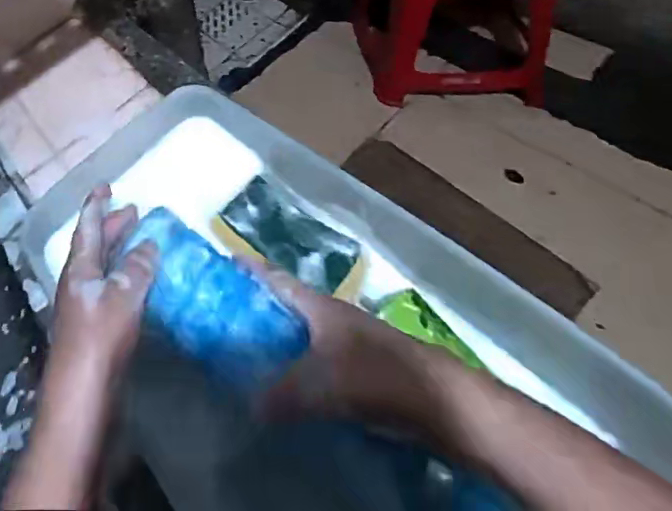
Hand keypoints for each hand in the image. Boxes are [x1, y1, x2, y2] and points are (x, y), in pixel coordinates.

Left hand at [50, 185, 157, 381]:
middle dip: (111, 225)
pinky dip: (124, 275)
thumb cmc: (99, 336)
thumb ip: (135, 270)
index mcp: (79, 267)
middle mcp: (78, 279)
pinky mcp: (94, 325)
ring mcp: (84, 302)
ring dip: (119, 250)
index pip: (87, 227)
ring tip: (140, 241)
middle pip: (94, 244)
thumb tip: (149, 245)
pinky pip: (109, 286)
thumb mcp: (121, 297)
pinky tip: (140, 284)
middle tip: (131, 210)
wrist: (82, 388)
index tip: (105, 186)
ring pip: (101, 265)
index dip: (96, 205)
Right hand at [238, 256, 443, 428]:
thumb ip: (282, 393)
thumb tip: (250, 407)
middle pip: (286, 304)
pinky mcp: (366, 369)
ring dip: (281, 341)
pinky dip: (302, 369)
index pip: (273, 276)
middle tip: (224, 317)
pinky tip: (290, 386)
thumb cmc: (378, 374)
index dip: (248, 269)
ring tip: (250, 353)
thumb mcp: (321, 383)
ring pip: (304, 335)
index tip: (222, 263)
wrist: (449, 406)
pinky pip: (321, 362)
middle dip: (258, 307)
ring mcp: (351, 341)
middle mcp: (331, 315)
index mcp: (316, 303)